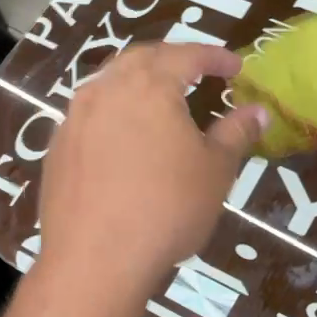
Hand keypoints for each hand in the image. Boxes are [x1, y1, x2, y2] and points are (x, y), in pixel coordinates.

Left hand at [38, 43, 267, 297]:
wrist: (95, 261)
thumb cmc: (167, 208)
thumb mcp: (216, 170)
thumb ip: (236, 133)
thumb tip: (259, 111)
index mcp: (150, 86)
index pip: (186, 55)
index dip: (215, 57)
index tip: (237, 66)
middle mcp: (107, 90)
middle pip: (142, 58)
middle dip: (173, 59)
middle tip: (198, 72)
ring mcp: (75, 119)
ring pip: (110, 82)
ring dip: (139, 82)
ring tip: (161, 100)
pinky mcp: (57, 148)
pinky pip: (90, 115)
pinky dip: (115, 112)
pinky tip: (127, 139)